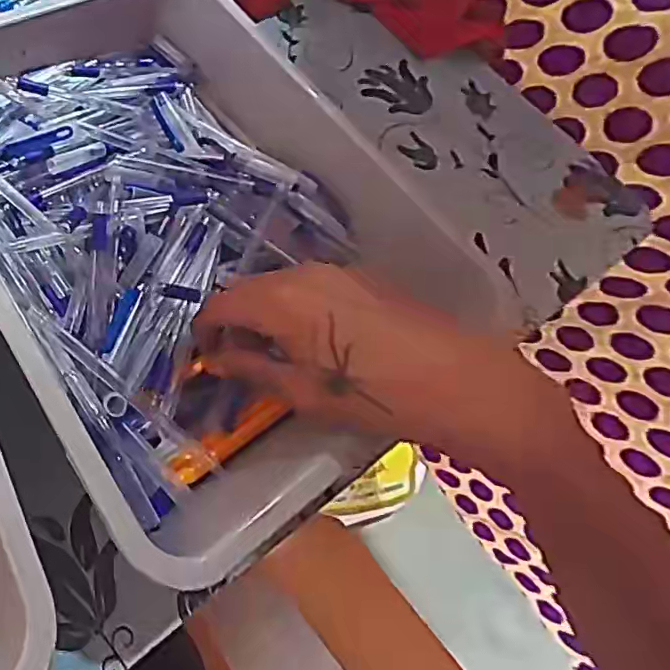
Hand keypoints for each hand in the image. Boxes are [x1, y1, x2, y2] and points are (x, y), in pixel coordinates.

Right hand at [191, 263, 576, 475]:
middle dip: (232, 322)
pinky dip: (293, 308)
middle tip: (237, 359)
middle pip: (246, 290)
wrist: (465, 385)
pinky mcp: (361, 278)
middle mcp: (301, 273)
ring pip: (277, 286)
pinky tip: (311, 340)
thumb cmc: (377, 397)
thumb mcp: (303, 392)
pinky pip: (308, 286)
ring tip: (273, 353)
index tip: (204, 356)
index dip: (204, 330)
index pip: (220, 305)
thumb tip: (219, 360)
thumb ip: (251, 369)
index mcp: (280, 300)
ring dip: (262, 314)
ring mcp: (335, 271)